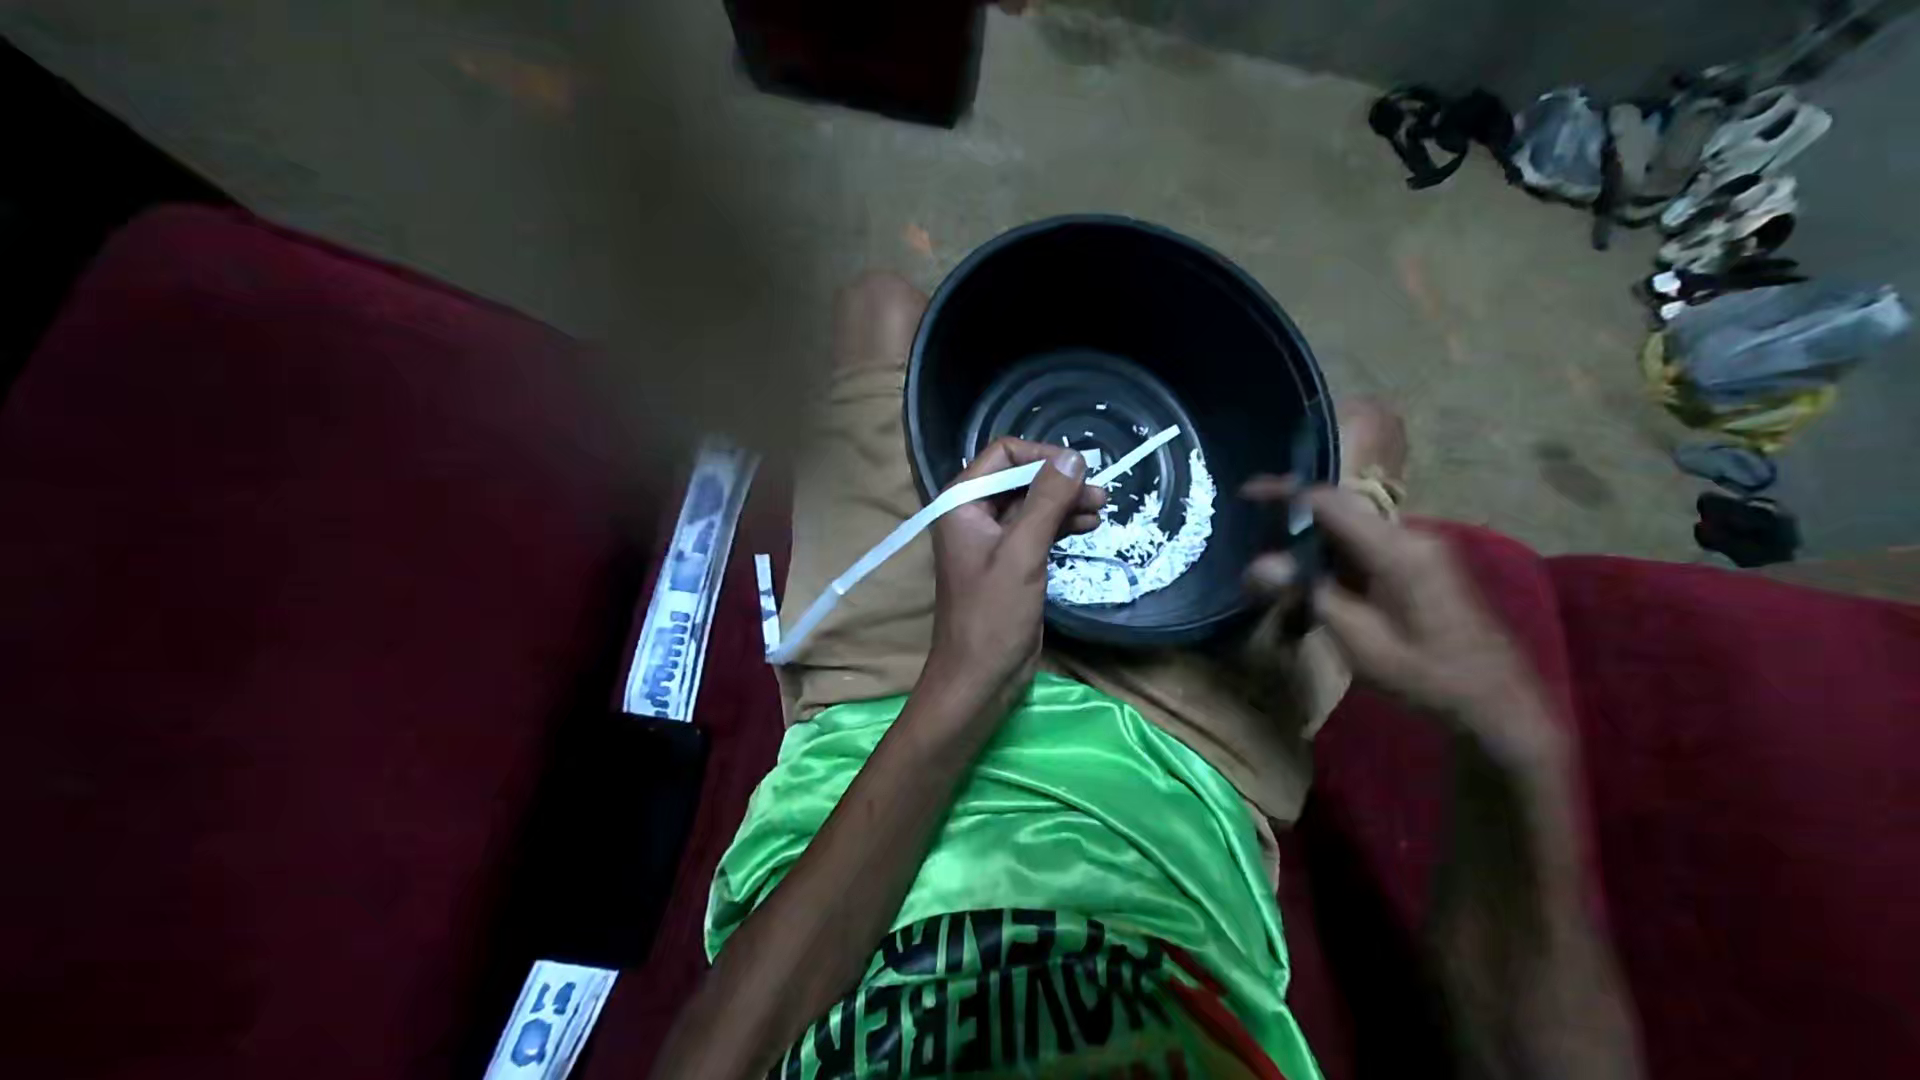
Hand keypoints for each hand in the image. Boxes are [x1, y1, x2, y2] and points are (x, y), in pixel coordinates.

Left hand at [924, 438, 1105, 704]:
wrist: (979, 676)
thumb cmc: (992, 615)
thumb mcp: (1022, 553)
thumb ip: (1046, 502)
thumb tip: (1074, 458)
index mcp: (962, 503)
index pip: (1003, 455)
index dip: (1042, 456)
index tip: (1080, 470)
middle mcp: (973, 514)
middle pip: (1021, 478)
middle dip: (1059, 482)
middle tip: (1100, 494)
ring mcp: (992, 538)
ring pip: (1033, 503)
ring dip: (1066, 503)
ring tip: (1101, 508)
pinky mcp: (1010, 560)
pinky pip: (1037, 529)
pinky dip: (1061, 524)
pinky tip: (1088, 525)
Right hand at [1242, 480, 1558, 763]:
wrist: (1495, 703)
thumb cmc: (1426, 675)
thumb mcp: (1360, 640)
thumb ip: (1311, 594)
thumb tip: (1259, 564)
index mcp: (1397, 549)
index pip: (1329, 502)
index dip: (1285, 494)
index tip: (1246, 495)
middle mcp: (1409, 537)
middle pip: (1338, 511)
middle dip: (1291, 521)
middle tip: (1252, 542)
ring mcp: (1417, 549)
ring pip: (1348, 529)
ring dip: (1309, 542)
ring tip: (1272, 568)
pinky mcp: (1418, 565)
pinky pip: (1363, 547)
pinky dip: (1330, 557)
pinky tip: (1309, 581)